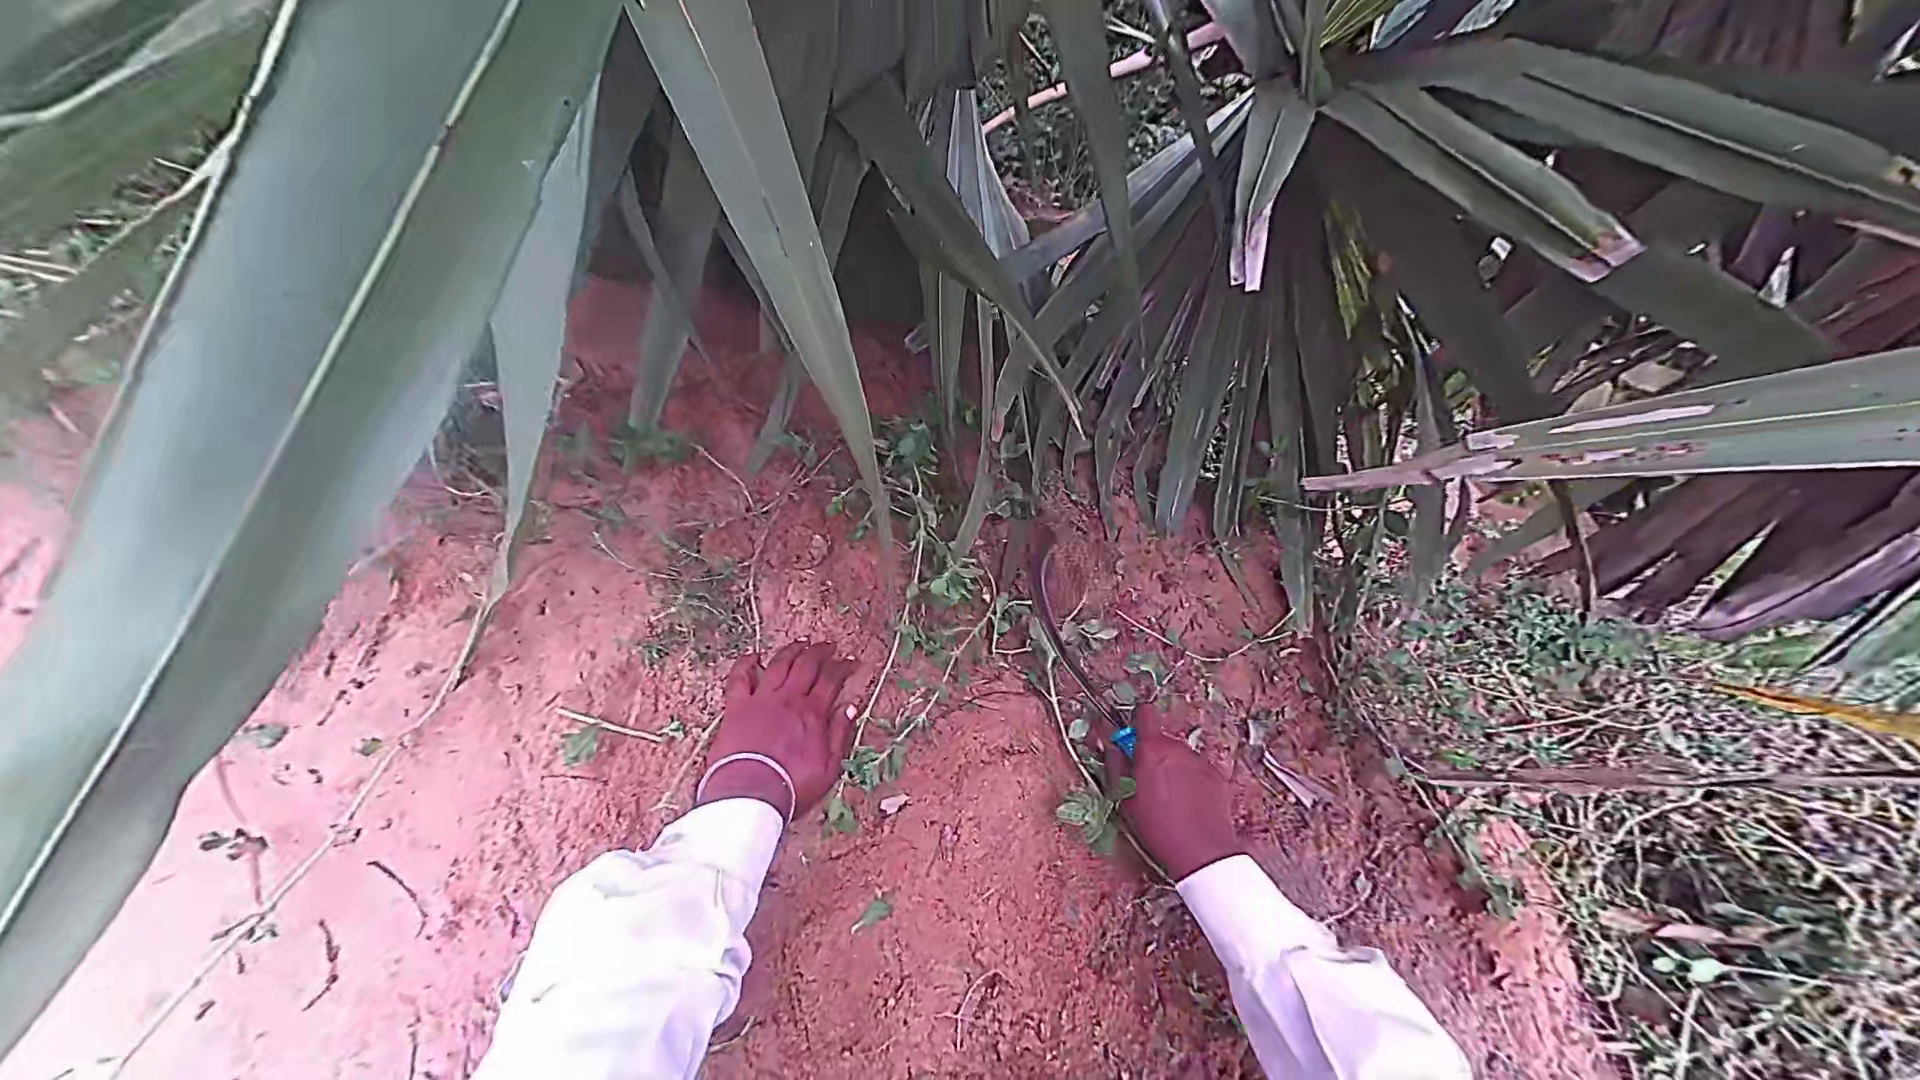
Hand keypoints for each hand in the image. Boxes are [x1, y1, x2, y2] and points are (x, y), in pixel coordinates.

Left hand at [698, 640, 858, 818]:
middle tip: (829, 646)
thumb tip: (850, 707)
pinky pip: (740, 678)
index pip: (832, 679)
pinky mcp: (737, 707)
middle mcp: (788, 699)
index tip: (851, 662)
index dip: (843, 667)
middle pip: (807, 665)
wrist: (749, 796)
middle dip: (821, 652)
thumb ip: (840, 733)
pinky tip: (753, 656)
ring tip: (801, 644)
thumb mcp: (829, 767)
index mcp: (813, 713)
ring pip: (779, 664)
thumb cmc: (792, 787)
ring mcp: (761, 700)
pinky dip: (746, 664)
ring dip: (792, 651)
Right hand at [1103, 702, 1242, 879]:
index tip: (1132, 733)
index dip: (1137, 719)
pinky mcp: (1216, 776)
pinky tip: (1185, 800)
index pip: (1145, 714)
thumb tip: (1112, 749)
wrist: (1202, 852)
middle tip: (1145, 777)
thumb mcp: (1125, 797)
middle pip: (1161, 738)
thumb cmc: (1159, 827)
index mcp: (1152, 749)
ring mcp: (1199, 762)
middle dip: (1152, 752)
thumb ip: (1116, 765)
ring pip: (1179, 754)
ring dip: (1172, 765)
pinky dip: (1190, 778)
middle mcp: (1177, 749)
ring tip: (1167, 794)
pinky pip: (1197, 769)